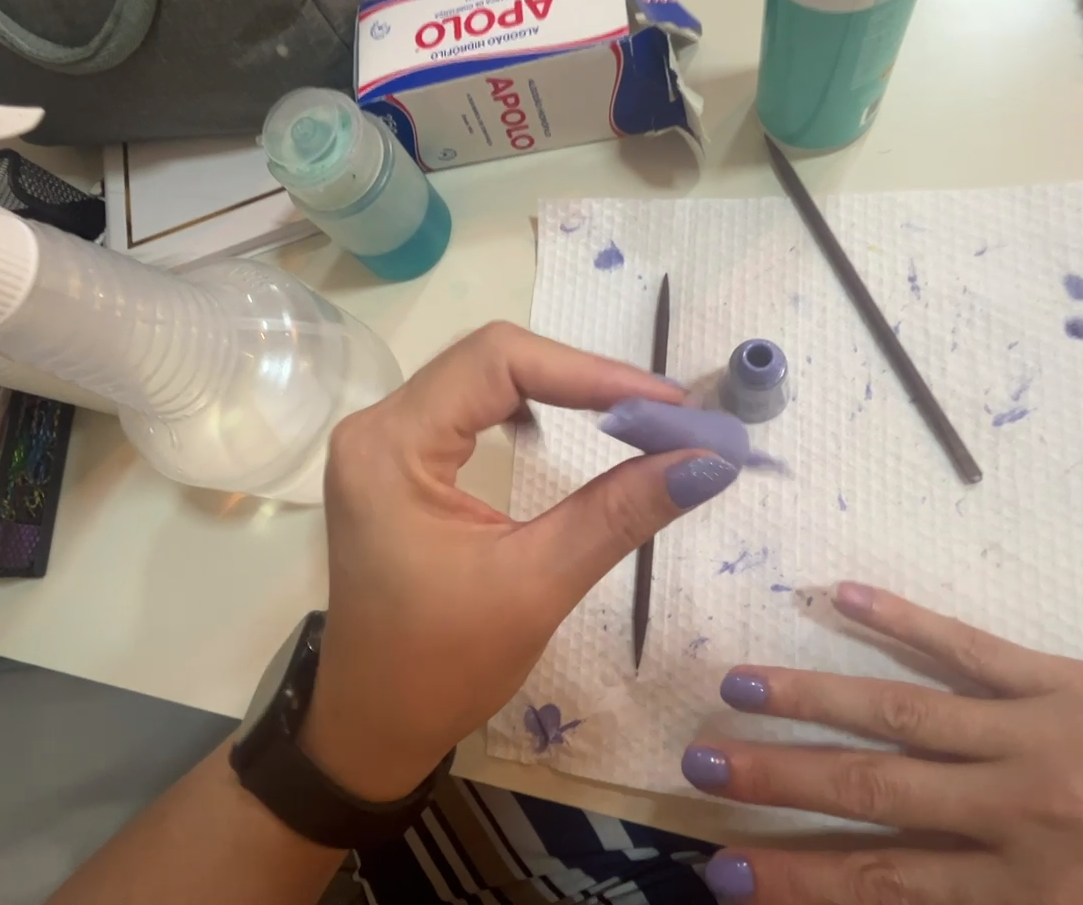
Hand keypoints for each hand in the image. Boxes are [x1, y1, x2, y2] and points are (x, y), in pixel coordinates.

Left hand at [301, 323, 740, 799]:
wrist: (374, 721)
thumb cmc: (442, 667)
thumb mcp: (536, 584)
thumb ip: (619, 512)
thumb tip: (708, 460)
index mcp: (390, 446)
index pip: (496, 362)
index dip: (589, 371)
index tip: (668, 403)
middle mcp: (376, 425)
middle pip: (488, 360)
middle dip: (581, 378)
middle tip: (662, 411)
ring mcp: (381, 440)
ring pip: (478, 377)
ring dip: (556, 387)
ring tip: (624, 416)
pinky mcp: (395, 459)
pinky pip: (465, 406)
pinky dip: (523, 407)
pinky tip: (556, 428)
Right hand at [683, 583, 1082, 903]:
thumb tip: (900, 895)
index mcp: (1045, 895)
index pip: (888, 884)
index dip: (801, 879)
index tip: (729, 871)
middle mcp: (1024, 811)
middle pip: (872, 792)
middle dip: (777, 781)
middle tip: (700, 765)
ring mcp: (1037, 730)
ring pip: (899, 712)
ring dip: (810, 700)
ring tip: (737, 686)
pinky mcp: (1064, 679)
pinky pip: (967, 646)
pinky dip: (901, 619)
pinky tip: (840, 594)